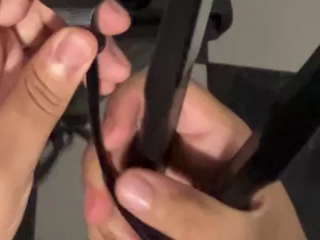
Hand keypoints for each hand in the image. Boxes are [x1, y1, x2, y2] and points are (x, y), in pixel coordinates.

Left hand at [0, 0, 131, 239]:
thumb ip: (38, 102)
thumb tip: (79, 38)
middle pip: (12, 0)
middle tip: (112, 20)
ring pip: (33, 27)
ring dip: (76, 31)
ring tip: (116, 55)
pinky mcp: (6, 100)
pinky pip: (42, 63)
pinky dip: (73, 62)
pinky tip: (103, 75)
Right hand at [83, 76, 306, 239]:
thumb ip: (191, 215)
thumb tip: (125, 183)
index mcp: (222, 141)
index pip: (173, 94)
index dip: (133, 104)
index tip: (108, 145)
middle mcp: (192, 152)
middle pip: (134, 130)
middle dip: (107, 165)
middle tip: (97, 211)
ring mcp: (174, 182)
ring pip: (120, 168)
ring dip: (105, 202)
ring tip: (109, 236)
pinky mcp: (161, 211)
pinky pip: (121, 203)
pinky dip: (109, 223)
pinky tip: (113, 239)